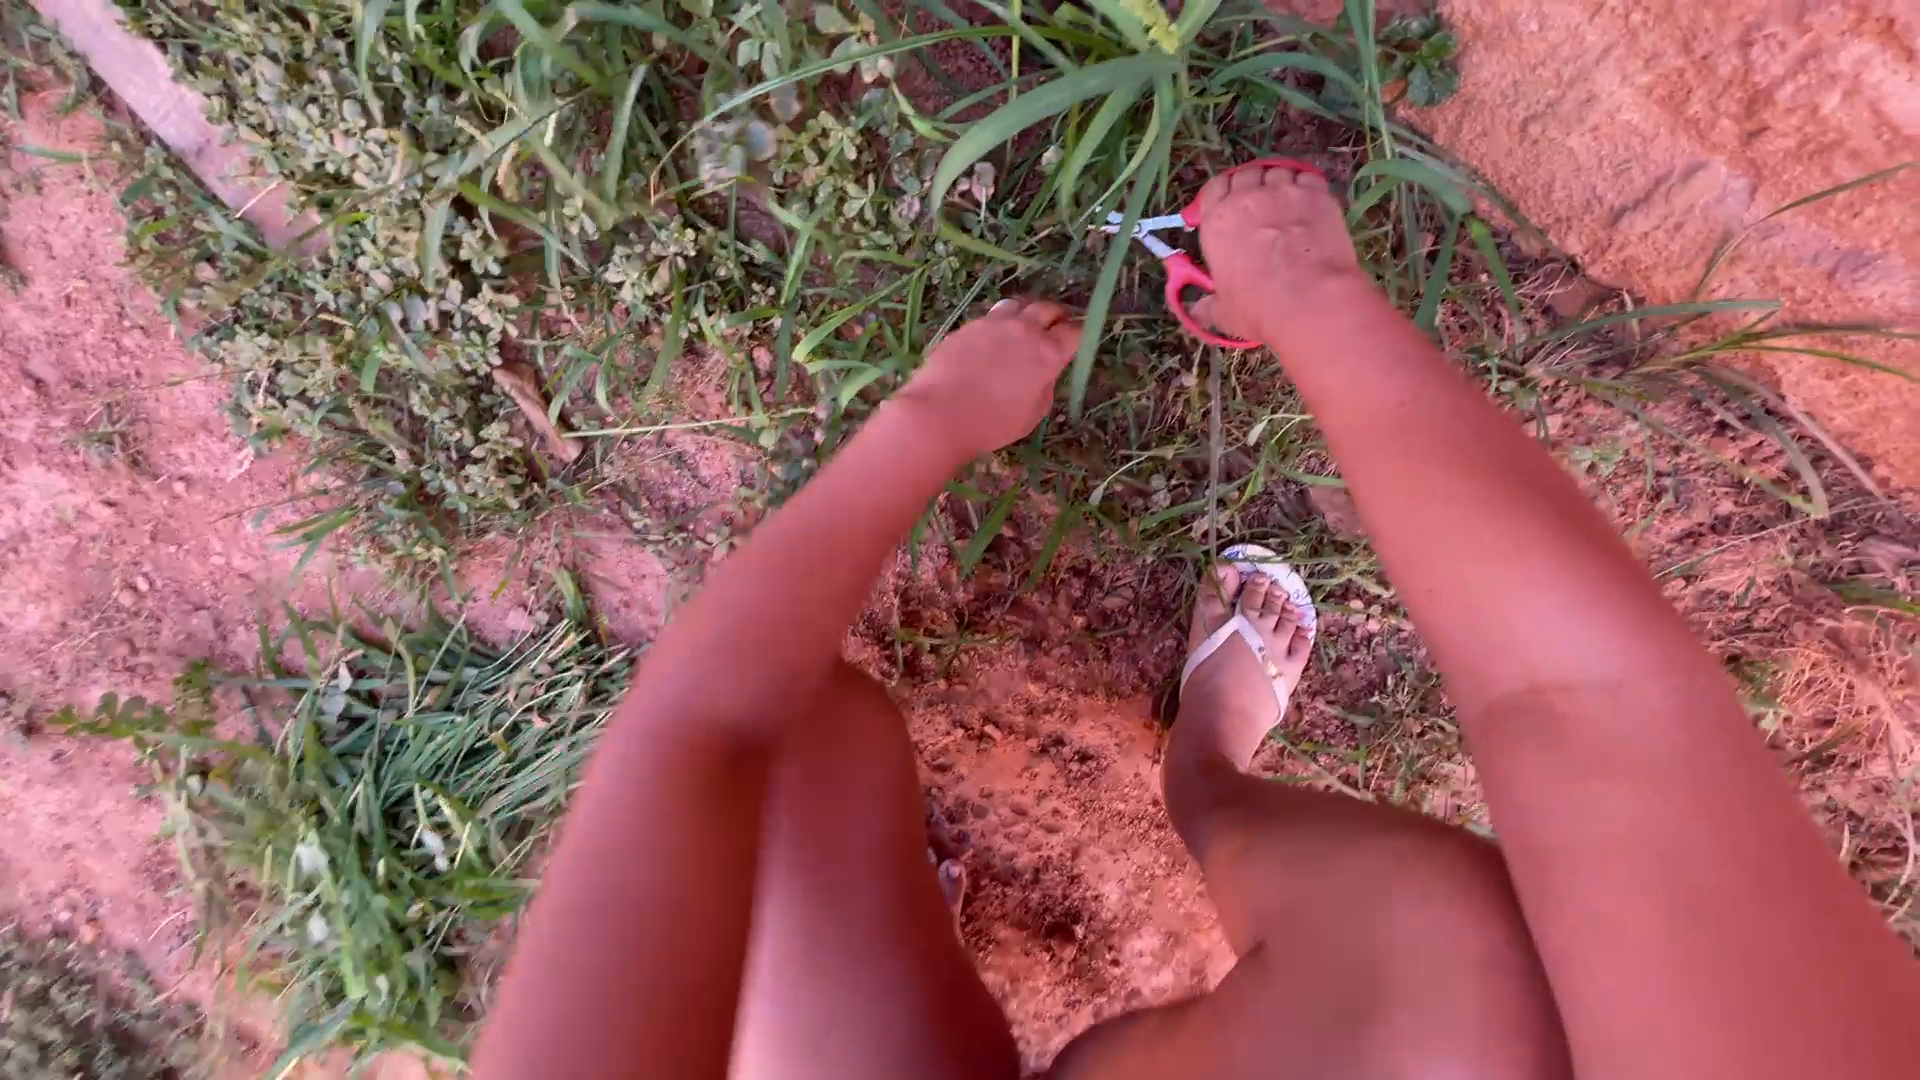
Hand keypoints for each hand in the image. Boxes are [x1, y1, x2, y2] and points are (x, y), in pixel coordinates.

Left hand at [892, 298, 1078, 458]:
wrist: (939, 415)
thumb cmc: (991, 424)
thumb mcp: (1032, 414)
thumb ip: (1045, 387)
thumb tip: (1045, 373)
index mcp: (1046, 353)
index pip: (1074, 331)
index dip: (1079, 333)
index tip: (1078, 338)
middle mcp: (1023, 330)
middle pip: (1047, 308)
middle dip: (1057, 314)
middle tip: (1058, 323)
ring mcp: (992, 324)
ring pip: (1017, 305)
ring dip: (1026, 312)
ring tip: (1024, 324)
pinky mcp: (967, 327)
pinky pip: (990, 318)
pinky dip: (998, 324)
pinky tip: (992, 340)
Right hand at [1191, 165, 1368, 343]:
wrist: (1310, 300)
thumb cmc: (1258, 308)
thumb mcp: (1224, 312)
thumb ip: (1209, 305)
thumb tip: (1197, 310)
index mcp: (1217, 223)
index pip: (1213, 189)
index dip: (1220, 196)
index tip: (1225, 209)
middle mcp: (1248, 198)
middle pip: (1245, 175)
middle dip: (1248, 187)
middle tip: (1255, 209)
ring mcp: (1284, 192)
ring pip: (1276, 172)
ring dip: (1276, 184)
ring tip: (1282, 206)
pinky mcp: (1316, 193)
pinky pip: (1306, 176)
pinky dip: (1304, 186)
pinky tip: (1306, 205)